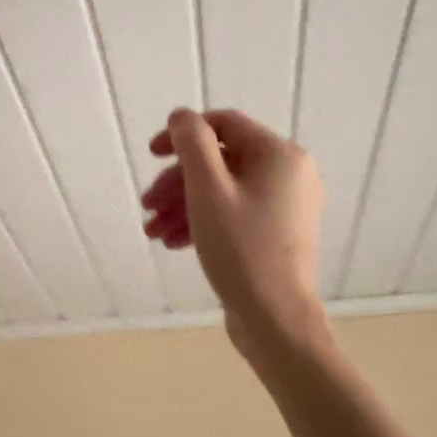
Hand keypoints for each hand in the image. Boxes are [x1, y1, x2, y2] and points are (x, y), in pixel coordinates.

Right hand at [142, 108, 330, 364]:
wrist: (277, 320)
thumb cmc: (241, 249)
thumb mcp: (208, 189)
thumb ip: (192, 143)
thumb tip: (182, 116)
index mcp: (280, 154)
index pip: (224, 124)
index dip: (182, 134)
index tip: (151, 155)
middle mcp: (290, 173)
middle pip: (221, 161)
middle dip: (177, 182)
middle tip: (147, 206)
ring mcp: (287, 205)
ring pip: (224, 190)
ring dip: (184, 205)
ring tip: (152, 232)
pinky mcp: (278, 233)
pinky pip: (236, 212)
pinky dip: (204, 221)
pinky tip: (175, 243)